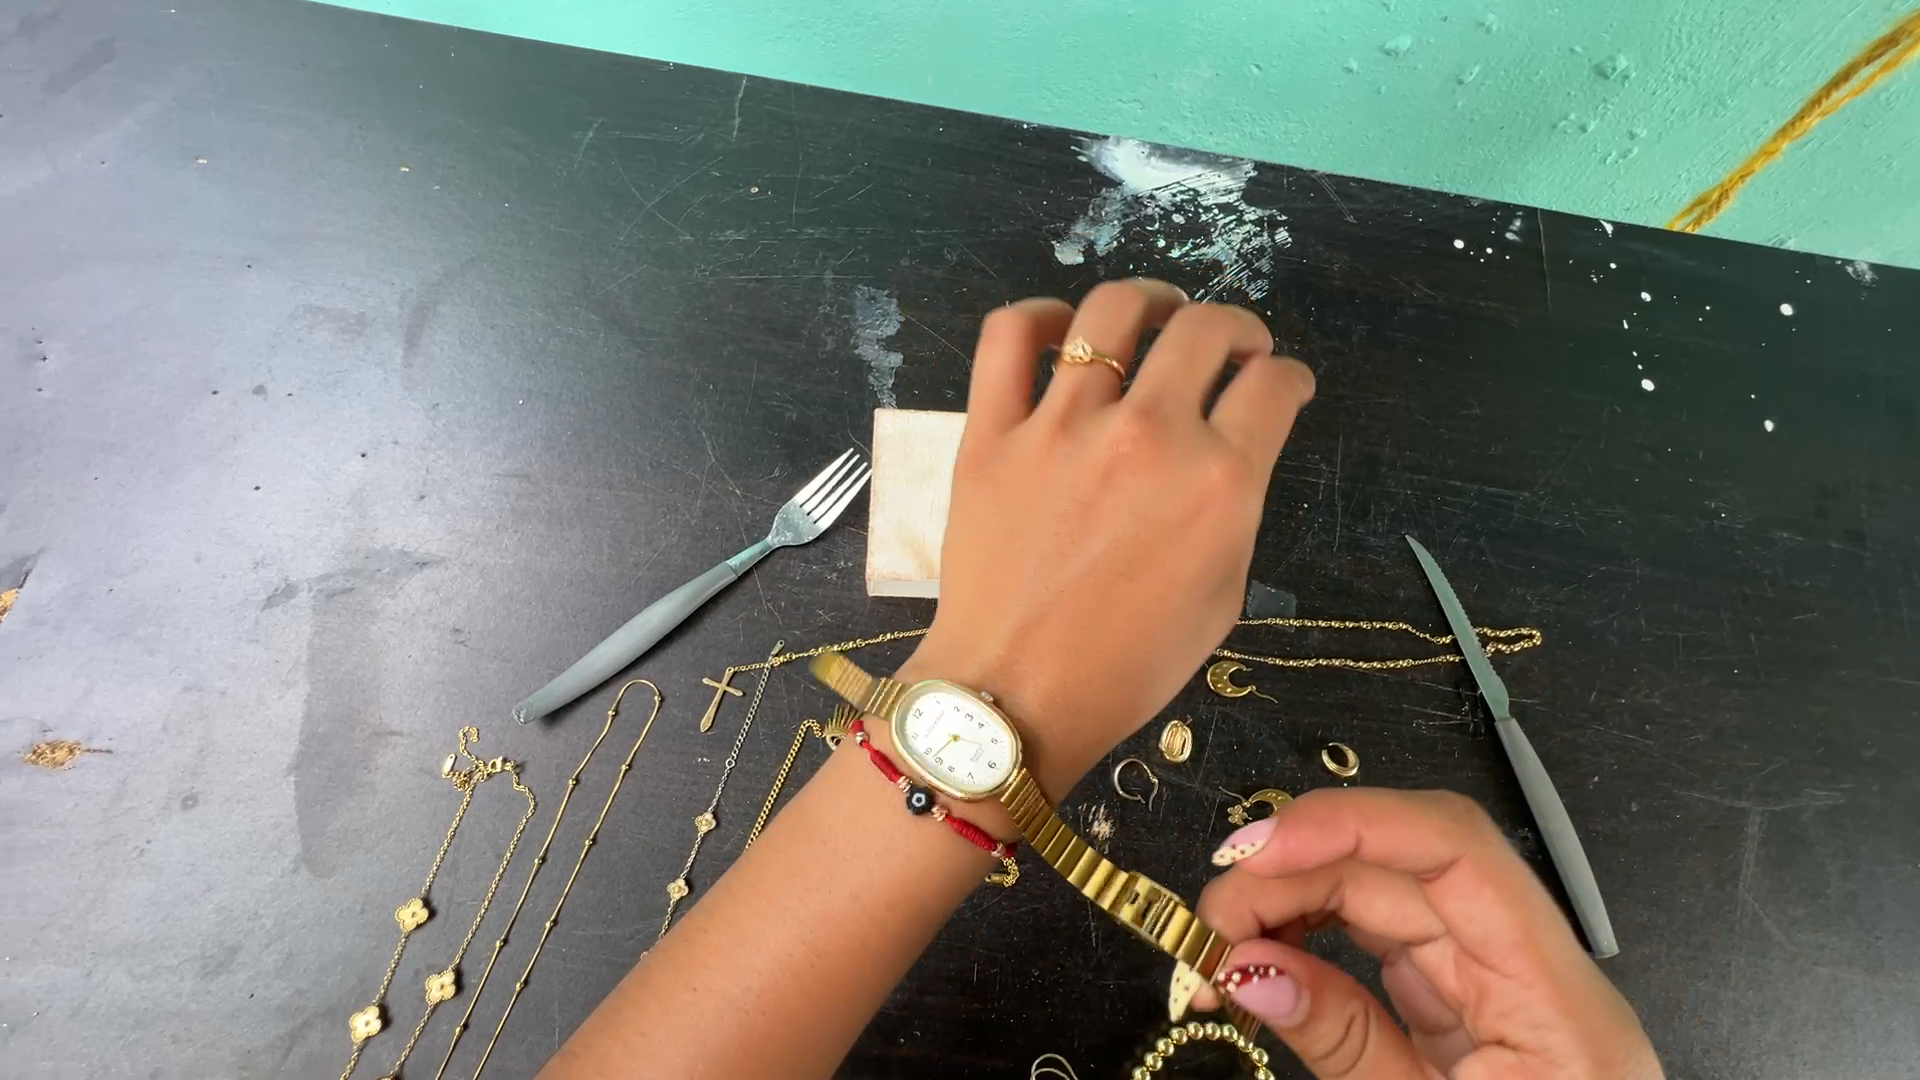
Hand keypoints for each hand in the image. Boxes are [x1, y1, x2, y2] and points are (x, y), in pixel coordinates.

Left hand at [901, 280, 1314, 794]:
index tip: (1278, 383)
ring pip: (1113, 313)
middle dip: (1237, 328)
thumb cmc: (1126, 665)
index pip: (1275, 386)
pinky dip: (1036, 318)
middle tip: (1231, 348)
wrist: (1015, 691)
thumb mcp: (1220, 596)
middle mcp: (1149, 435)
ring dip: (1151, 302)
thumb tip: (1229, 447)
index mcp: (1220, 482)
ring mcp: (1062, 427)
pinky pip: (1007, 338)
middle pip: (1207, 330)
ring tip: (1156, 315)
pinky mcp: (992, 433)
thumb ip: (1234, 508)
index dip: (1287, 377)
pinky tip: (1058, 330)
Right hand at [1194, 788, 1661, 1079]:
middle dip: (1282, 877)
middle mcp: (1518, 956)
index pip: (1452, 846)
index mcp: (1553, 994)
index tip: (1253, 854)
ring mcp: (1478, 966)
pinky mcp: (1444, 984)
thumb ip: (1342, 1043)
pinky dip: (1300, 927)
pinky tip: (1258, 952)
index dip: (1348, 823)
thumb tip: (1242, 967)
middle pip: (1385, 863)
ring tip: (1219, 947)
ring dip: (1279, 899)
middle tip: (1208, 932)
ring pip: (1364, 884)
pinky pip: (1362, 926)